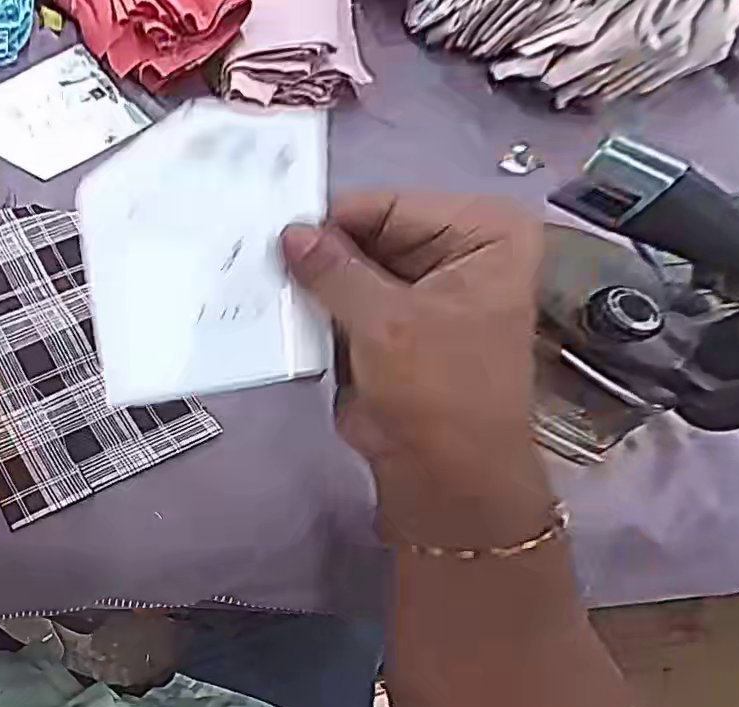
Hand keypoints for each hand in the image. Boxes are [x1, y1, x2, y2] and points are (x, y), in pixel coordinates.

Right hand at [280, 193, 554, 546]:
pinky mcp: (384, 330)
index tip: (277, 231)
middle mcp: (450, 254)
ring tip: (263, 284)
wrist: (440, 467)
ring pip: (351, 274)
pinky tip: (279, 312)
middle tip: (260, 259)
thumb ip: (334, 271)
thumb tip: (289, 234)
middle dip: (320, 255)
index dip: (334, 219)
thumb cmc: (436, 387)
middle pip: (370, 237)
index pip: (391, 206)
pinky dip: (315, 312)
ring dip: (312, 286)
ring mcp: (414, 294)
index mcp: (478, 232)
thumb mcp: (385, 320)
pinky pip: (342, 307)